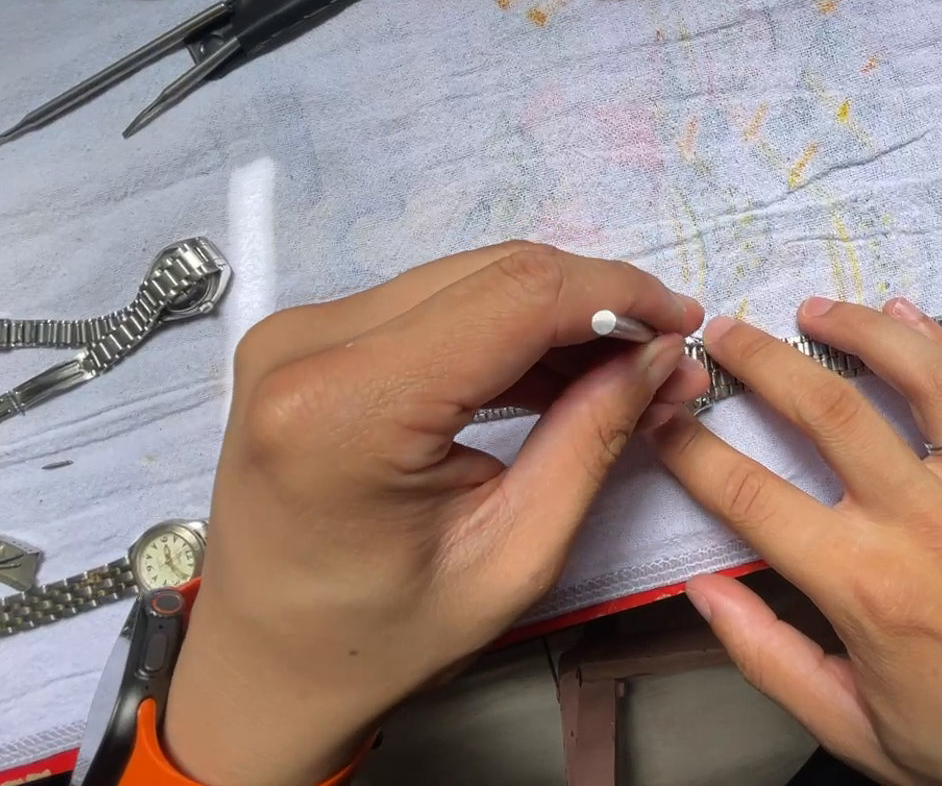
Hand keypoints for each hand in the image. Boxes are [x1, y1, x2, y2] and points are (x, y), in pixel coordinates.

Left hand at [163, 243, 707, 785]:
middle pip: (497, 274)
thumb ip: (592, 438)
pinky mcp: (313, 334)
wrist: (262, 668)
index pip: (517, 297)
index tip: (680, 322)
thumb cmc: (383, 638)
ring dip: (559, 314)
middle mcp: (310, 343)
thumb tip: (658, 354)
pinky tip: (559, 367)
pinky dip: (510, 328)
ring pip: (474, 278)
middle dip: (597, 303)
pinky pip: (440, 303)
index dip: (616, 294)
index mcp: (350, 407)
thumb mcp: (514, 556)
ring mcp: (303, 329)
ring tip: (621, 365)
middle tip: (660, 353)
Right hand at [649, 298, 941, 785]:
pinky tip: (910, 316)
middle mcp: (923, 523)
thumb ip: (764, 653)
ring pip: (923, 378)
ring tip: (815, 310)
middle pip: (828, 411)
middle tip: (724, 331)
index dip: (692, 448)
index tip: (662, 414)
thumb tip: (698, 586)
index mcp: (864, 586)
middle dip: (762, 360)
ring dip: (863, 330)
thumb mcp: (847, 726)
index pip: (750, 495)